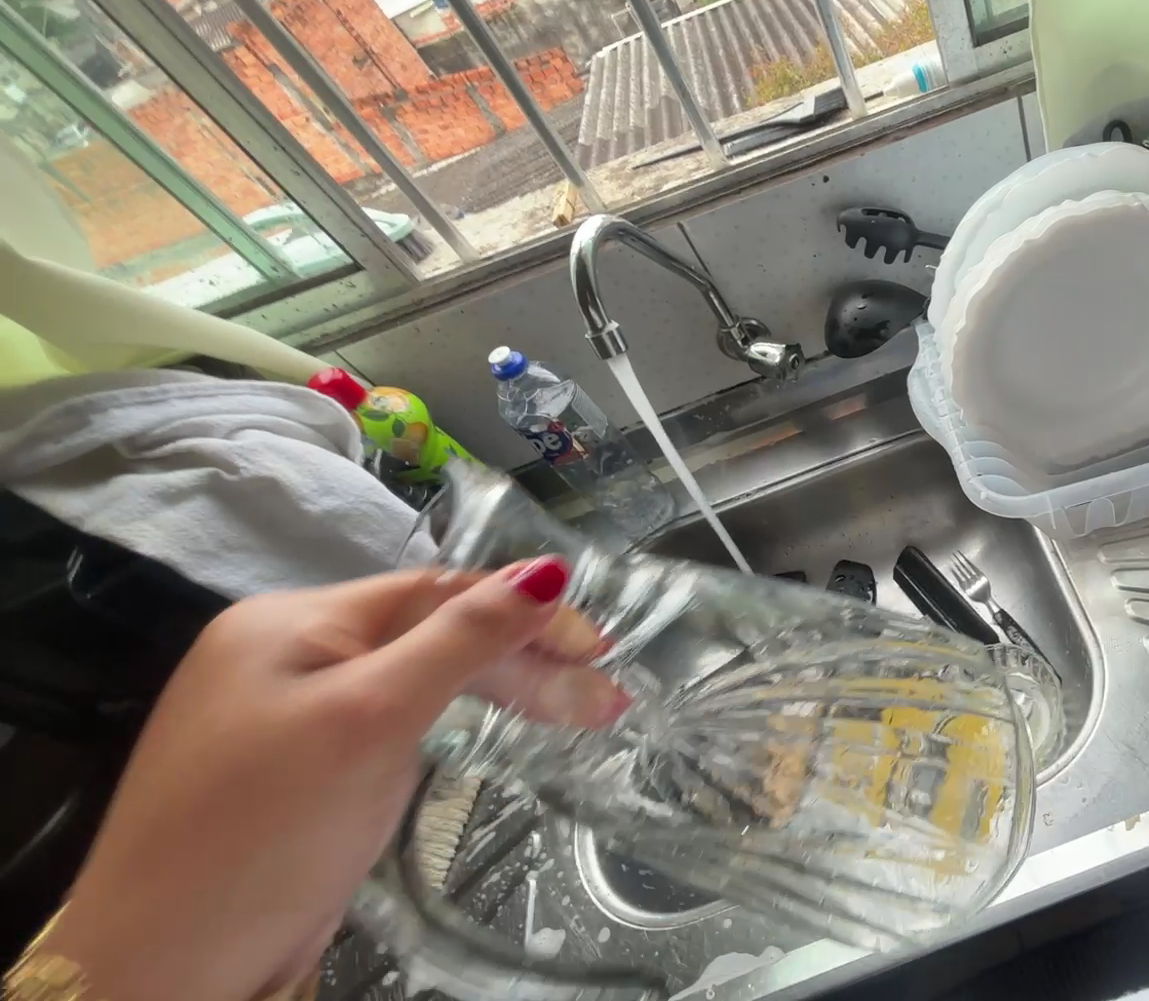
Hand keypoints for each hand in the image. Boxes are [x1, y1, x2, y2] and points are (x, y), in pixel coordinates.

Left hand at [38, 558, 623, 1000]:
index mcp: (294, 621)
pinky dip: (470, 713)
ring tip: (586, 710)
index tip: (594, 646)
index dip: (526, 612)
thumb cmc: (268, 830)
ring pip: (434, 674)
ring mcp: (305, 705)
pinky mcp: (319, 755)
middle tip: (602, 695)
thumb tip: (550, 569)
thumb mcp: (375, 717)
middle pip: (441, 632)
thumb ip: (465, 637)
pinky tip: (510, 719)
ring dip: (511, 689)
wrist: (165, 975)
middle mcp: (297, 650)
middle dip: (528, 661)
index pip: (439, 592)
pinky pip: (413, 710)